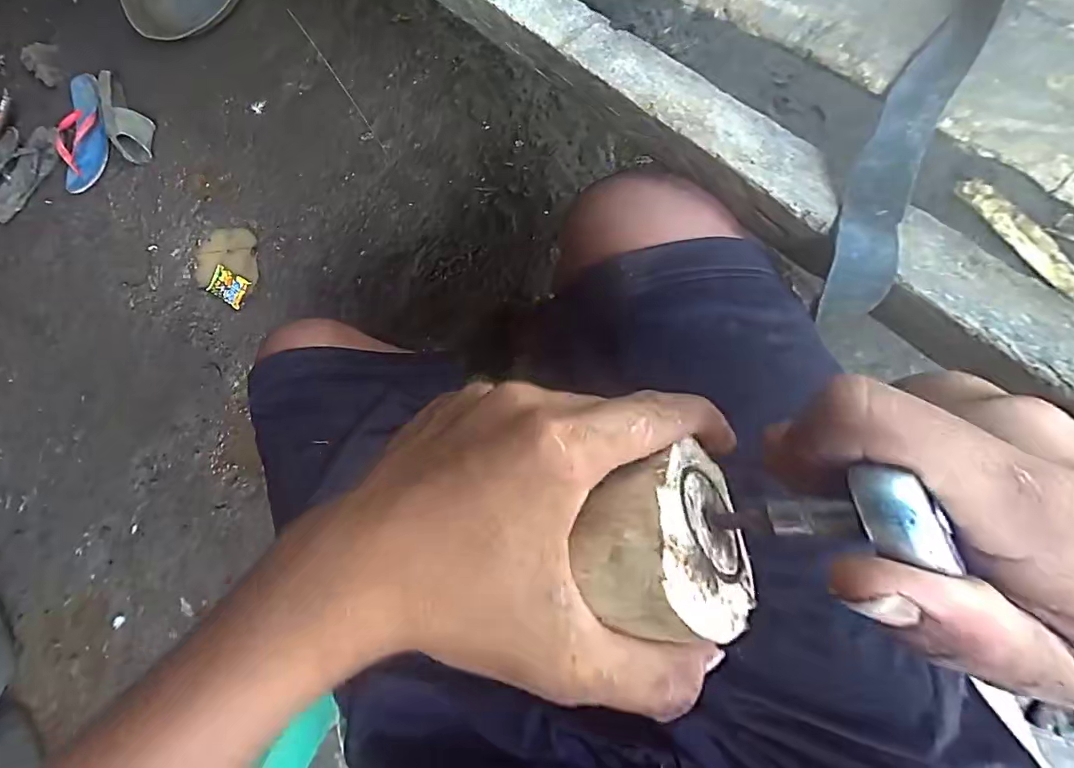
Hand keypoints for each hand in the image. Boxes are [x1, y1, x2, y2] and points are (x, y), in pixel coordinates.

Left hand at [296, 380, 734, 719]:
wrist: (354, 565)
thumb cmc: (459, 603)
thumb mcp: (566, 659)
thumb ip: (653, 674)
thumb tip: (703, 663)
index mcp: (559, 442)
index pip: (654, 410)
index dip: (700, 422)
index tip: (720, 450)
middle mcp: (518, 403)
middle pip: (604, 410)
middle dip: (642, 444)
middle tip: (654, 496)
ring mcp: (472, 398)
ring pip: (554, 407)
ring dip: (584, 440)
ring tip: (589, 492)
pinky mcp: (440, 408)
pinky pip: (507, 411)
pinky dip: (532, 435)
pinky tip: (521, 481)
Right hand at [767, 372, 1073, 721]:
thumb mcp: (1058, 672)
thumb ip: (954, 628)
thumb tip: (847, 575)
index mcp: (1038, 504)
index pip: (878, 419)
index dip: (811, 438)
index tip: (799, 485)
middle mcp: (1021, 430)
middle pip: (869, 413)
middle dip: (839, 465)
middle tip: (861, 526)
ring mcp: (1010, 403)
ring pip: (882, 408)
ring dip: (866, 458)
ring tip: (906, 516)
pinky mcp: (994, 395)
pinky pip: (904, 405)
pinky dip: (892, 444)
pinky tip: (929, 488)